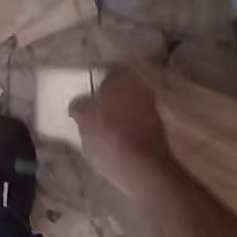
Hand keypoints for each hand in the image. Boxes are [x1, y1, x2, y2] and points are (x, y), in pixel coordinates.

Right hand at [69, 65, 178, 196]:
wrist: (143, 169)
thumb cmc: (109, 136)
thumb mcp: (84, 119)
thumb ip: (79, 106)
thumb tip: (78, 103)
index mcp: (122, 77)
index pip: (107, 68)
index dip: (95, 75)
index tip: (84, 84)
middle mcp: (141, 87)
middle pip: (120, 85)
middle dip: (107, 94)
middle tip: (90, 104)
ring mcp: (152, 108)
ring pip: (129, 103)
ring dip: (116, 110)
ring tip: (99, 123)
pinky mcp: (157, 129)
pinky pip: (136, 120)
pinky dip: (125, 124)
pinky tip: (113, 137)